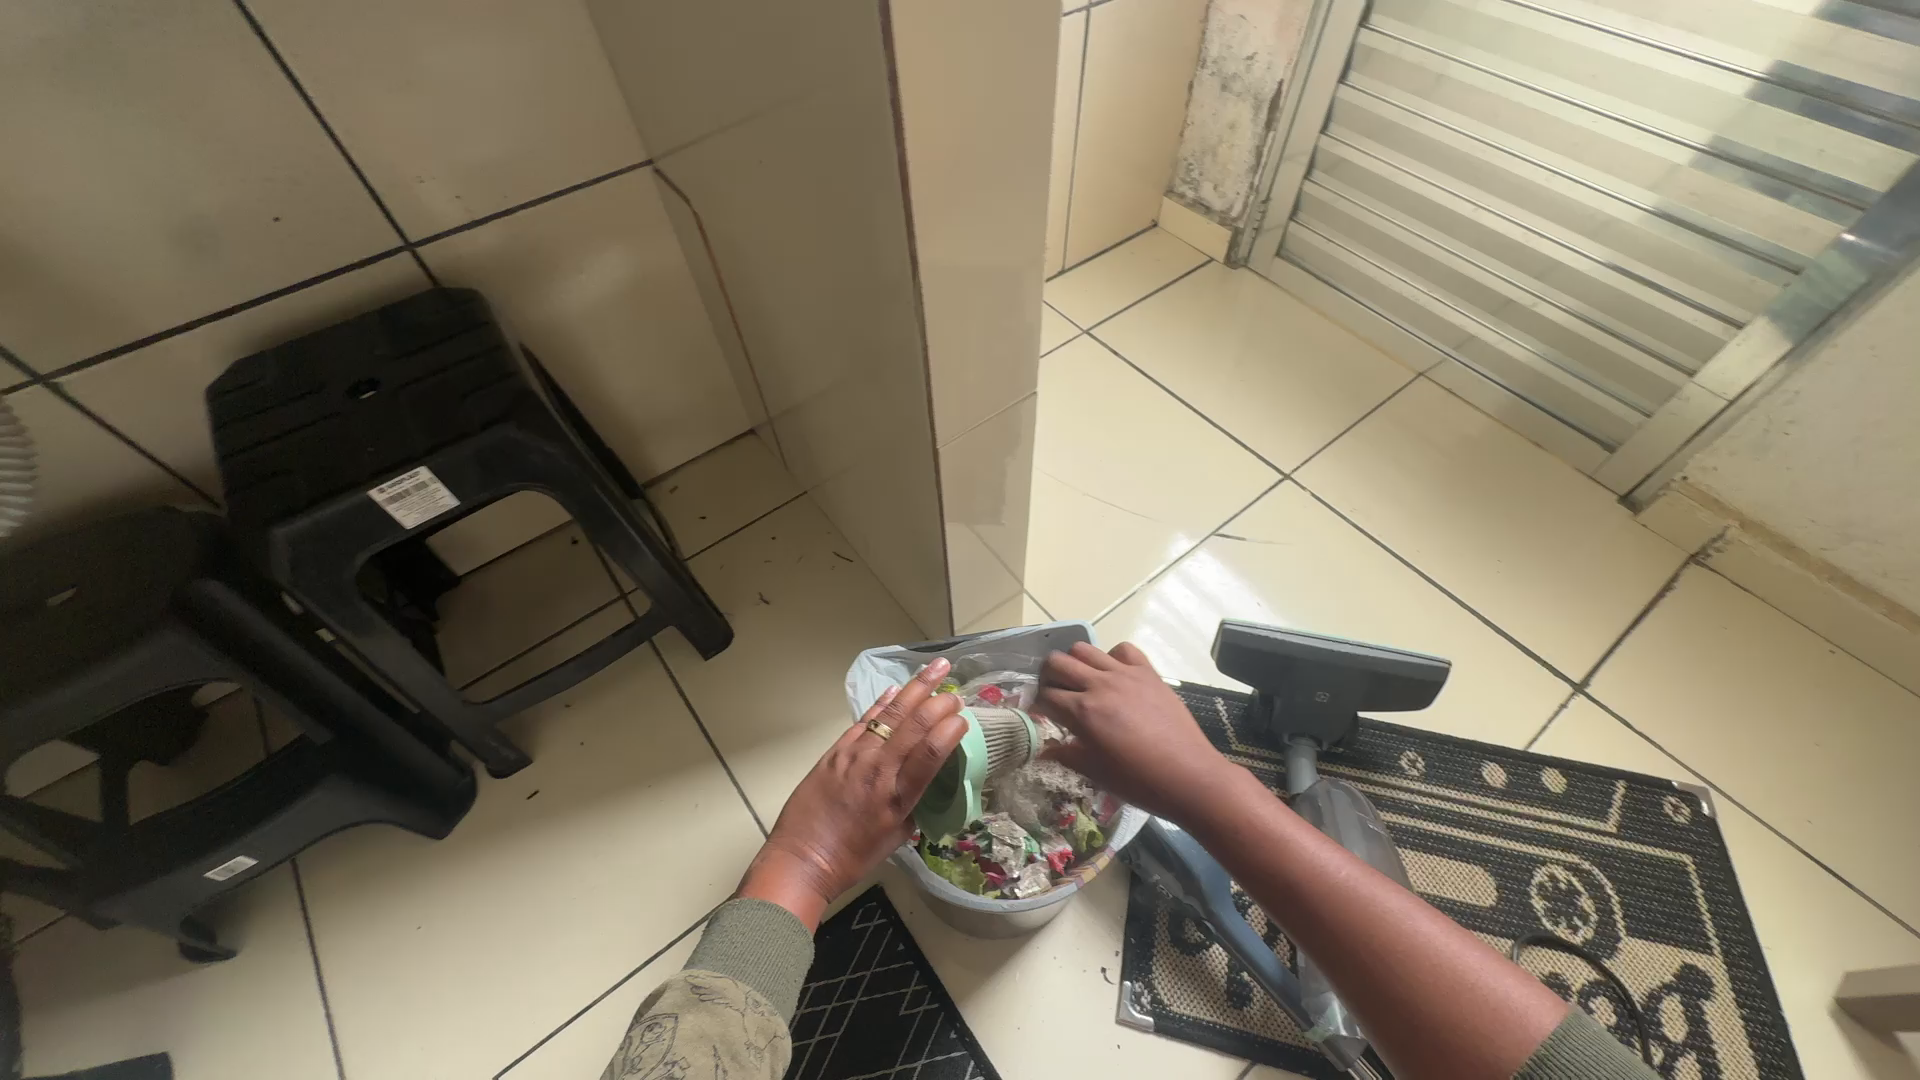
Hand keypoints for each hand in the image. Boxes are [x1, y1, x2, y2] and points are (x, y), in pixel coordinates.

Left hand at [738, 657, 967, 928]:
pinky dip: (882, 702)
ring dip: (917, 688)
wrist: (802, 858)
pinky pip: (865, 720)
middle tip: (956, 693)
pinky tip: (897, 687)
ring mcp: (855, 756)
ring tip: (937, 667)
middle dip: (940, 703)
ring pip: (891, 714)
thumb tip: (928, 780)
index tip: (964, 719)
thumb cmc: (853, 856)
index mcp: (898, 797)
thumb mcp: (897, 837)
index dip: (950, 730)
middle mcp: (878, 770)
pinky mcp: (835, 750)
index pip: (930, 753)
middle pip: (915, 725)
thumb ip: (915, 805)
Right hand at [1035, 642, 1246, 827]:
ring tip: (1082, 682)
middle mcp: (1100, 685)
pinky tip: (1115, 676)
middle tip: (1056, 695)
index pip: (1045, 696)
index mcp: (1083, 713)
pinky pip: (1123, 649)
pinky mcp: (1148, 672)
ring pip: (1084, 649)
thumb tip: (1043, 750)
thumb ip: (1066, 755)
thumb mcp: (1096, 773)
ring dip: (1075, 663)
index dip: (1038, 705)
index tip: (1042, 714)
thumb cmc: (1140, 782)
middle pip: (1057, 663)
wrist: (1190, 777)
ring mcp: (1125, 674)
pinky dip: (1112, 657)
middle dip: (1049, 677)